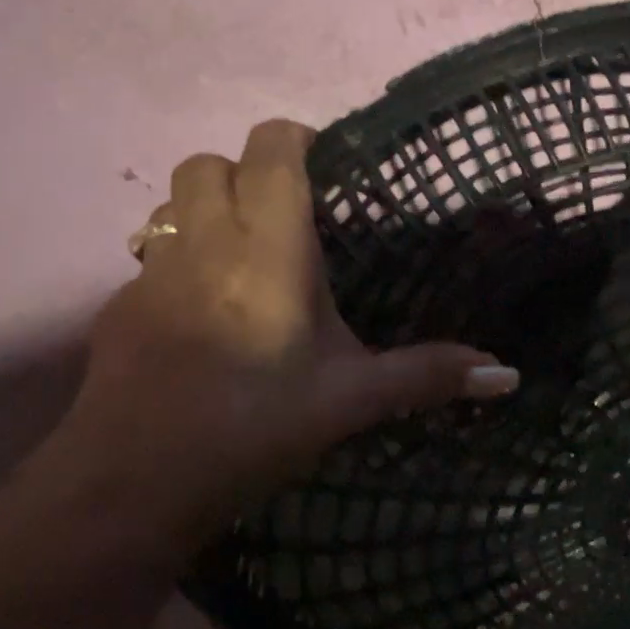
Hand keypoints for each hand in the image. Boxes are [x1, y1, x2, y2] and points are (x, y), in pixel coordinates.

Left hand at [55, 119, 517, 555]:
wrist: (129, 486)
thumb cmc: (256, 425)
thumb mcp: (356, 400)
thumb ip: (431, 375)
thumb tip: (509, 376)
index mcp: (266, 251)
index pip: (269, 151)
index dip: (299, 142)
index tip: (337, 171)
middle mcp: (201, 246)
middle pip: (208, 164)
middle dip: (251, 173)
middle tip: (300, 218)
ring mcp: (150, 277)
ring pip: (173, 209)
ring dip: (213, 213)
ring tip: (261, 263)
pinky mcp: (120, 312)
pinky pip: (156, 260)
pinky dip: (188, 265)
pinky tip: (218, 320)